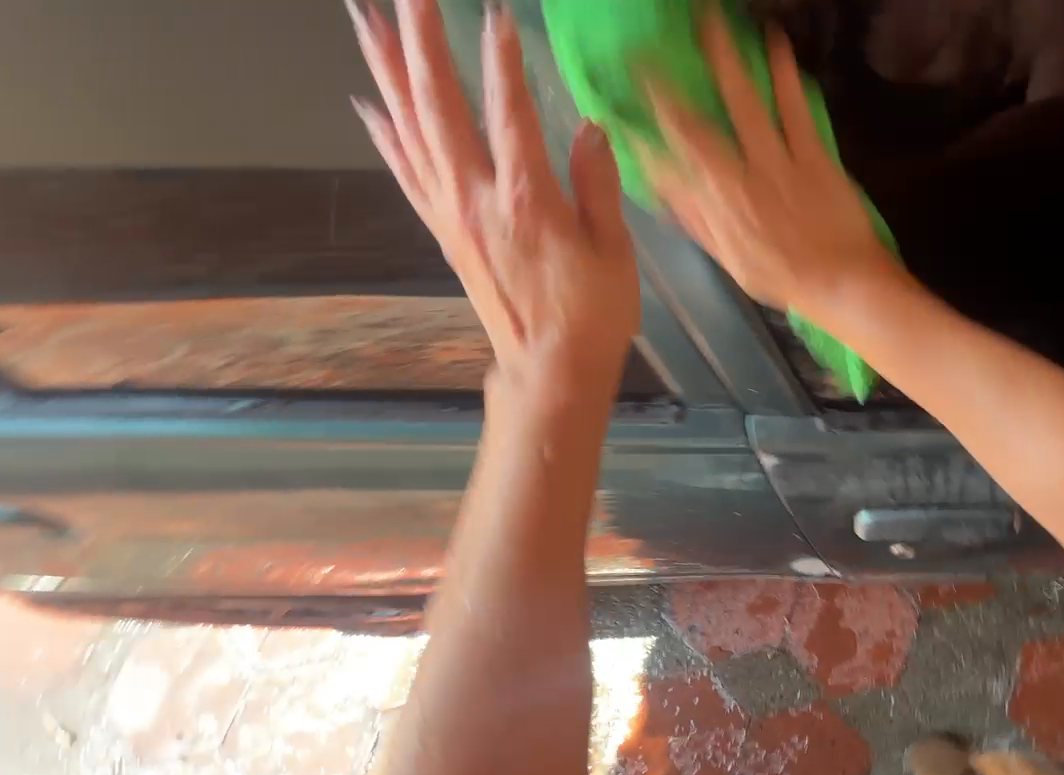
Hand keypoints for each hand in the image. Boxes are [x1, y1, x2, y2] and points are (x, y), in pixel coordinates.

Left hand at [347, 0, 639, 408]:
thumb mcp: (614, 251)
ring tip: (366, 17)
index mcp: (528, 199)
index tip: (496, 13)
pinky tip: (369, 102)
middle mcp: (477, 197)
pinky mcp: (444, 233)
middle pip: (438, 104)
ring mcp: (452, 214)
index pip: (508, 110)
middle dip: (419, 39)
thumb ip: (599, 186)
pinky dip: (386, 134)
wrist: (551, 367)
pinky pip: (406, 173)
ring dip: (387, 69)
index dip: (500, 57)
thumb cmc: (595, 313)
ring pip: (410, 128)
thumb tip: (589, 128)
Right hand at [648, 15, 896, 314]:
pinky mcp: (812, 157)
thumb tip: (664, 194)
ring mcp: (776, 165)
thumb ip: (699, 224)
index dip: (639, 138)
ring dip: (723, 60)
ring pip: (742, 105)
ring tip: (709, 22)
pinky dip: (784, 75)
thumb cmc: (788, 279)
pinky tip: (775, 43)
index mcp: (717, 209)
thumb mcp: (734, 262)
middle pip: (693, 127)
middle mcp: (738, 182)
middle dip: (663, 87)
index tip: (617, 112)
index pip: (667, 167)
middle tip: (644, 52)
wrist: (843, 285)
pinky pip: (794, 110)